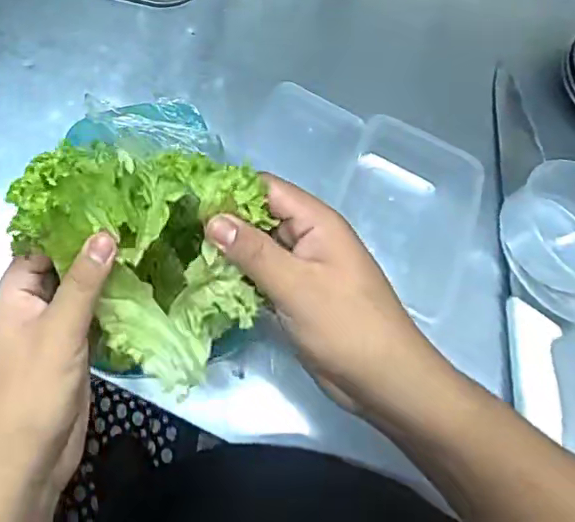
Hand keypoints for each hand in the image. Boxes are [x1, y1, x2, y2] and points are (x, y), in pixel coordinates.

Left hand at [0, 232, 116, 521]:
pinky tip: (138, 287)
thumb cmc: (31, 393)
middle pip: (64, 264)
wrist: (28, 465)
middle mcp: (32, 302)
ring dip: (105, 275)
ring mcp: (52, 326)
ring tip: (142, 244)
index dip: (71, 223)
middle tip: (134, 221)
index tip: (107, 202)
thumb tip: (105, 234)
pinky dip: (110, 303)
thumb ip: (84, 281)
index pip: (43, 242)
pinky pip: (91, 315)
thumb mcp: (59, 331)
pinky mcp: (71, 348)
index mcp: (15, 290)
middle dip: (93, 247)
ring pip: (80, 290)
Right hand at [206, 175, 453, 421]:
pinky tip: (211, 280)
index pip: (264, 188)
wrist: (392, 388)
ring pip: (257, 244)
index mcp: (315, 221)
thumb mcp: (296, 286)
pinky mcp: (297, 292)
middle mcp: (307, 235)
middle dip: (224, 220)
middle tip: (182, 229)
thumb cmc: (347, 328)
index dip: (229, 189)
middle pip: (258, 214)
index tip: (192, 201)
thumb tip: (211, 218)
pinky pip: (262, 271)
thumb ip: (252, 251)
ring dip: (229, 249)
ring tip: (189, 252)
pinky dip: (240, 273)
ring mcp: (303, 265)